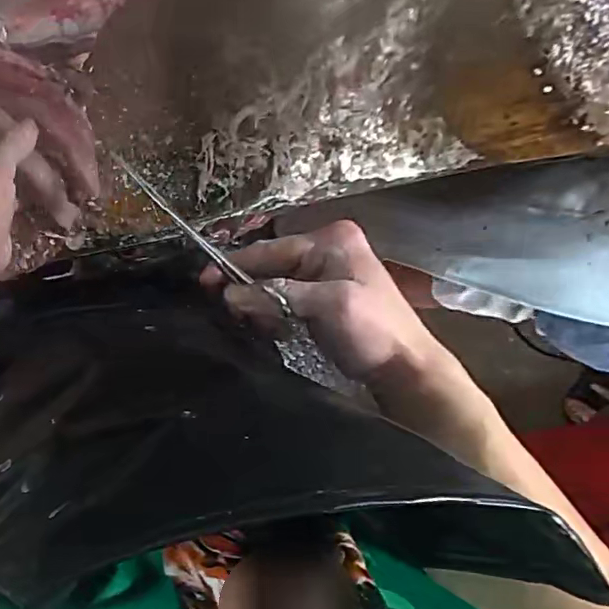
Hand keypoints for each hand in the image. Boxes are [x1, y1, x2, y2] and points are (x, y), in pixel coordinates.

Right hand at [202, 221, 496, 435]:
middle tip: (225, 310)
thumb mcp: (326, 305)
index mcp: (331, 239)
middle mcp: (327, 249)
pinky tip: (265, 326)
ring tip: (249, 322)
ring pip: (274, 282)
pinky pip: (284, 298)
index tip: (204, 281)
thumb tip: (229, 294)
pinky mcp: (323, 298)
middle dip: (246, 286)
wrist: (405, 369)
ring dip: (257, 302)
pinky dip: (270, 311)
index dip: (234, 265)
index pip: (270, 249)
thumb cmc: (373, 331)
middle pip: (270, 264)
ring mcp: (326, 273)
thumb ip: (275, 294)